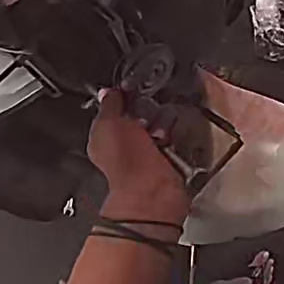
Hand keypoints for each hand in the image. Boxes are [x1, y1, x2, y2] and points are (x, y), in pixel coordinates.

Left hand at [90, 89, 189, 227]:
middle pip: (142, 112)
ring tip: (160, 132)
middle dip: (147, 109)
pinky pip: (177, 136)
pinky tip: (171, 139)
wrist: (152, 192)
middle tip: (146, 117)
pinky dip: (177, 134)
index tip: (132, 91)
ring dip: (164, 122)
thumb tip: (108, 91)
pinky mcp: (171, 159)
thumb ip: (108, 105)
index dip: (124, 97)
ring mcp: (149, 152)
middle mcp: (127, 145)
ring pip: (161, 122)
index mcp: (105, 137)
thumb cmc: (125, 161)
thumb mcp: (108, 124)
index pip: (116, 107)